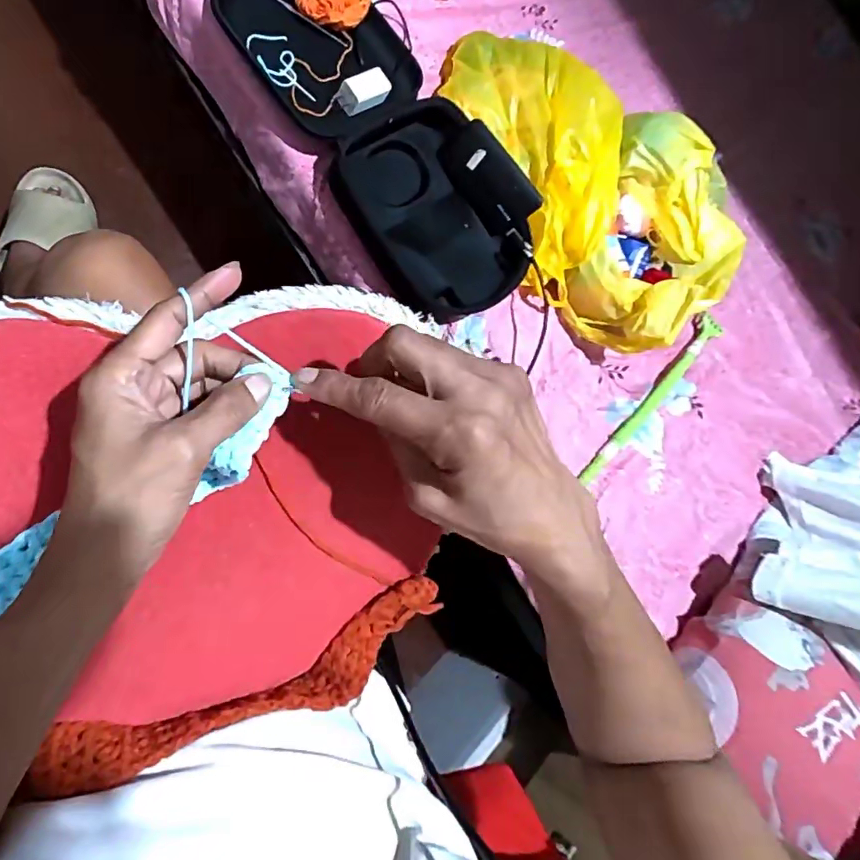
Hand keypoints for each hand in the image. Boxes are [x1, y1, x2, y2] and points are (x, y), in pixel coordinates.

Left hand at [63, 263, 272, 565]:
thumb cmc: (134, 497)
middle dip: (228, 362)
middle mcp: (128, 384)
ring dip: (227, 389)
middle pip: (187, 354)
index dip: (203, 294)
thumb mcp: (184, 448)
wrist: (104, 557)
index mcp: (120, 376)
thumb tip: (262, 382)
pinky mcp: (153, 433)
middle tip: (267, 380)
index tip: (236, 271)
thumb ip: (226, 409)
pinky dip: (218, 409)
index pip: (166, 320)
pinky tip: (245, 414)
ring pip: (193, 382)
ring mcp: (141, 410)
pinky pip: (191, 408)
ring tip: (262, 400)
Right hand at [295, 326, 606, 591]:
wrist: (555, 514)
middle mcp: (480, 389)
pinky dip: (430, 371)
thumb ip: (393, 442)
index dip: (336, 386)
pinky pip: (451, 355)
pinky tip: (440, 402)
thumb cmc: (488, 519)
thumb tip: (371, 404)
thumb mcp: (424, 496)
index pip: (380, 395)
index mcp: (458, 432)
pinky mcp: (510, 370)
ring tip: (405, 398)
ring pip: (426, 342)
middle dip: (371, 359)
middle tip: (368, 388)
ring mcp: (499, 373)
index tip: (304, 377)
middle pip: (402, 340)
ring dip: (401, 364)